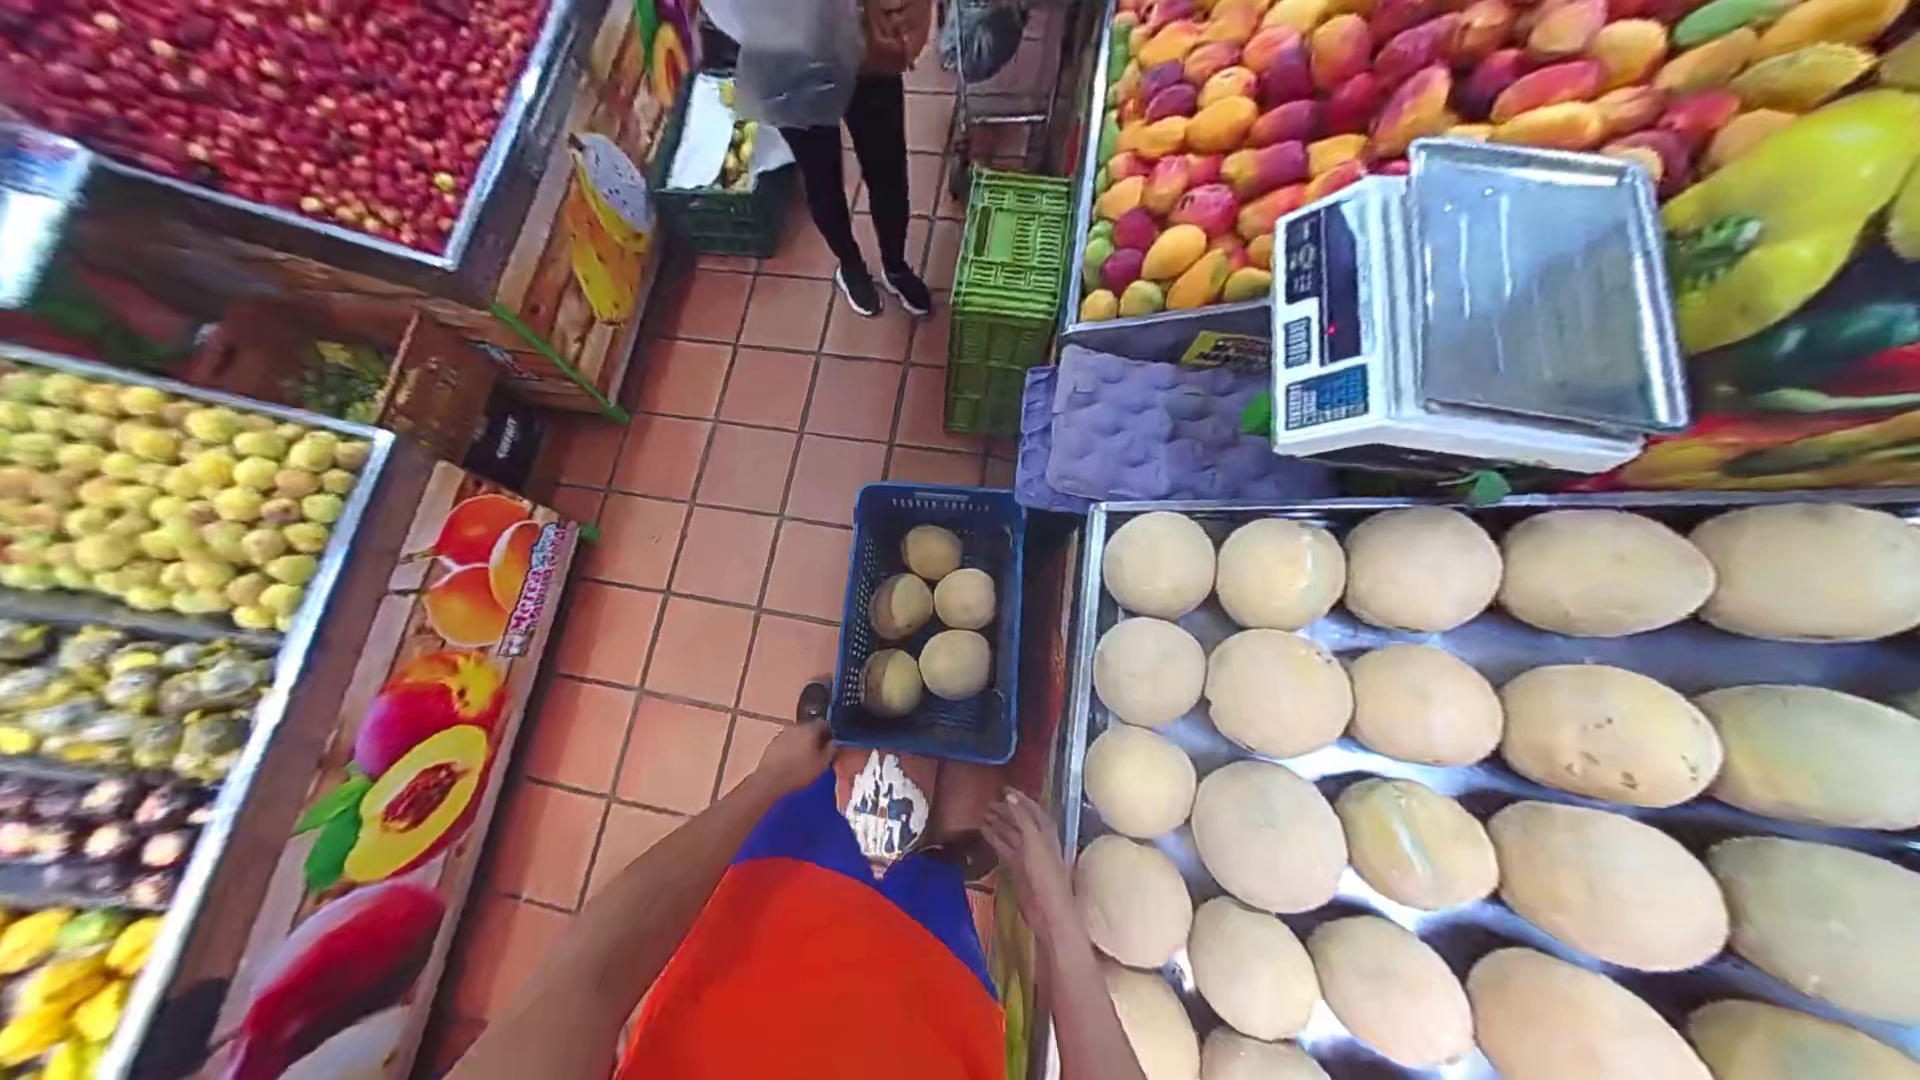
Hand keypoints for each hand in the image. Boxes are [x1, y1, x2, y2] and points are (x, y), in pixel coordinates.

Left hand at [750, 718, 833, 797]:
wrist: (770, 781)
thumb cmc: (800, 771)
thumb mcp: (822, 764)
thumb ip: (831, 750)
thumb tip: (834, 742)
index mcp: (810, 728)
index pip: (825, 723)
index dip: (831, 732)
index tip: (832, 743)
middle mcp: (796, 726)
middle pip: (810, 728)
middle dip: (816, 737)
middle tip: (819, 752)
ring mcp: (782, 734)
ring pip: (797, 735)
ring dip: (802, 742)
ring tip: (804, 758)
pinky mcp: (772, 743)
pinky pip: (786, 742)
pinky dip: (791, 748)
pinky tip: (791, 761)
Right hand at [982, 788, 1077, 944]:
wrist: (1048, 910)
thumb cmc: (1045, 872)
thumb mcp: (1034, 840)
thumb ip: (1022, 817)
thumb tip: (1009, 795)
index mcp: (1045, 830)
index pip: (1031, 807)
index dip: (1019, 798)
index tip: (1003, 788)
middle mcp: (1037, 839)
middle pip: (1020, 820)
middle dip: (1006, 810)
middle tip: (988, 802)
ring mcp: (1027, 854)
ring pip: (1010, 833)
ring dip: (998, 823)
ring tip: (983, 813)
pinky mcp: (1018, 868)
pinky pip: (1004, 848)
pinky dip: (994, 838)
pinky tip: (983, 831)